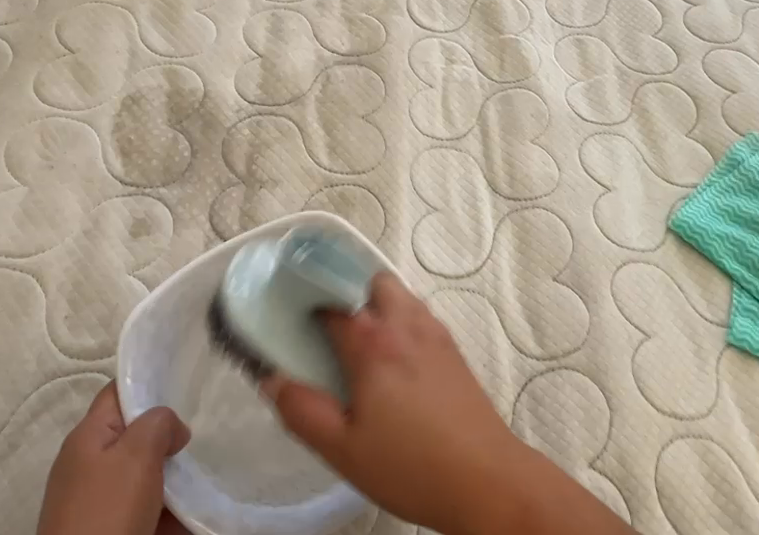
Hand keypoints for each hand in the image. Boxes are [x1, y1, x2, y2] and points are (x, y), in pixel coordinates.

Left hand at [37, 381, 190, 534]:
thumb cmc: (107, 512)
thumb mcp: (138, 455)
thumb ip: (159, 424)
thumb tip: (172, 429)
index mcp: (87, 436)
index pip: (118, 392)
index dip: (149, 386)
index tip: (182, 392)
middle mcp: (87, 464)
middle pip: (135, 436)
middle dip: (166, 440)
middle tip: (191, 447)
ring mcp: (94, 501)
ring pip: (142, 476)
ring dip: (170, 480)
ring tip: (196, 483)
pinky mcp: (105, 529)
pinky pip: (142, 510)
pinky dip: (164, 512)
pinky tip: (187, 517)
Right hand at [262, 274, 552, 534]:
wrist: (486, 478)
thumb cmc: (410, 465)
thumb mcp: (342, 449)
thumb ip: (302, 410)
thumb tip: (272, 379)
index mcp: (374, 342)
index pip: (332, 301)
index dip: (306, 304)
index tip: (289, 318)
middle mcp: (405, 324)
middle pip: (372, 281)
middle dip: (347, 291)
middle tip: (326, 327)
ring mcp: (434, 332)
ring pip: (399, 295)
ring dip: (375, 303)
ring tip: (356, 343)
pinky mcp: (453, 348)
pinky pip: (419, 315)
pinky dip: (399, 319)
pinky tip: (392, 359)